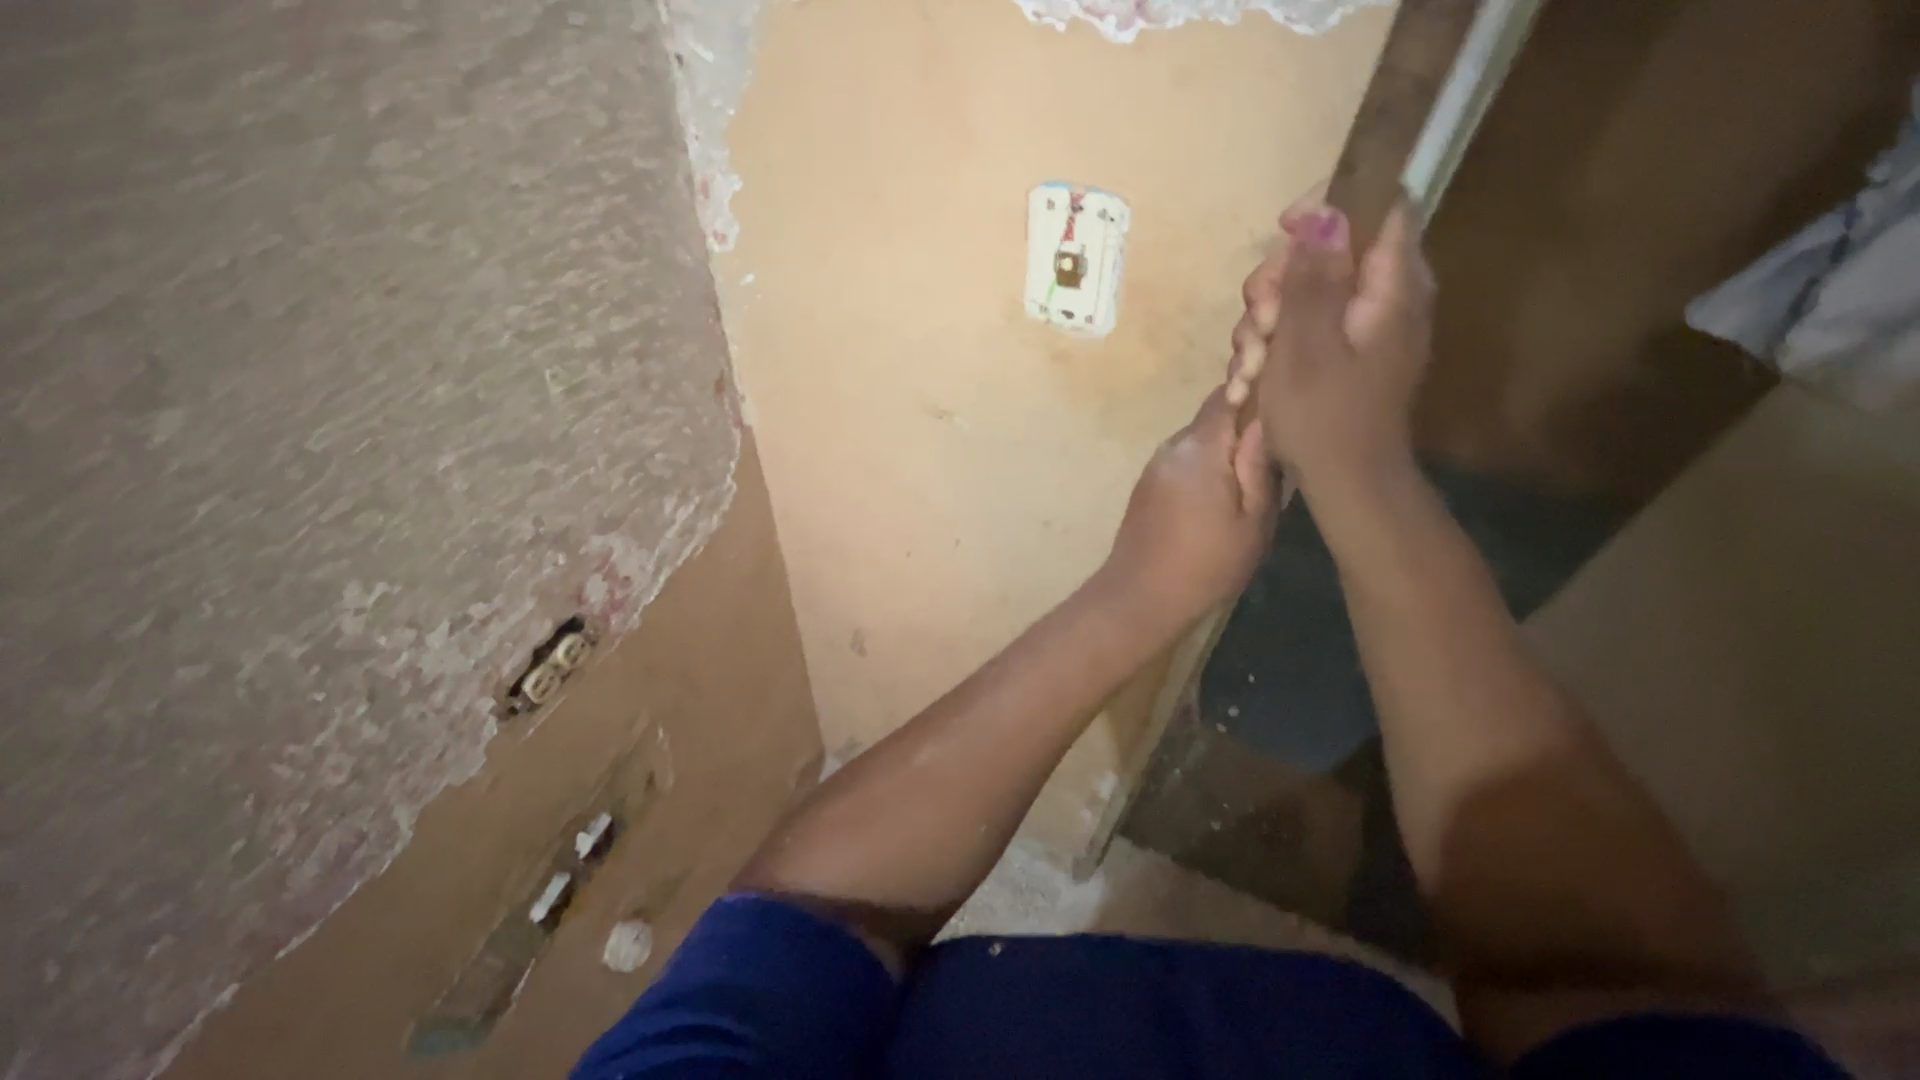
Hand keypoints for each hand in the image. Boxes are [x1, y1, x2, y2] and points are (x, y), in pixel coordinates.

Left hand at [1099, 386, 1275, 628]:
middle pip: (1214, 414)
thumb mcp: (1253, 520)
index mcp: (1201, 447)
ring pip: (1201, 438)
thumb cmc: (1206, 564)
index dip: (1257, 382)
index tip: (1287, 384)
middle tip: (1283, 436)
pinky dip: (1208, 464)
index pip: (1230, 392)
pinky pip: (1186, 459)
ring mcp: (1156, 464)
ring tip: (1257, 467)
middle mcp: (1173, 445)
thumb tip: (1269, 419)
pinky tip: (1224, 490)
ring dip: (1226, 446)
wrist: (1139, 597)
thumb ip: (1261, 465)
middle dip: (1246, 419)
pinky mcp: (1149, 484)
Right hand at [1236, 197, 1435, 497]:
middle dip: (1280, 280)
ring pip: (1308, 293)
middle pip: (1330, 251)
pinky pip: (1307, 328)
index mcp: (1392, 286)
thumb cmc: (1324, 417)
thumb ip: (1314, 277)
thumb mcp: (1305, 344)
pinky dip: (1275, 347)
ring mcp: (1366, 328)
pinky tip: (1252, 380)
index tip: (1282, 232)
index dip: (1327, 207)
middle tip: (1258, 322)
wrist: (1348, 485)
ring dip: (1267, 322)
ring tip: (1250, 366)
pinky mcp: (1346, 355)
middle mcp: (1387, 297)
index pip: (1377, 206)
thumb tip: (1325, 214)